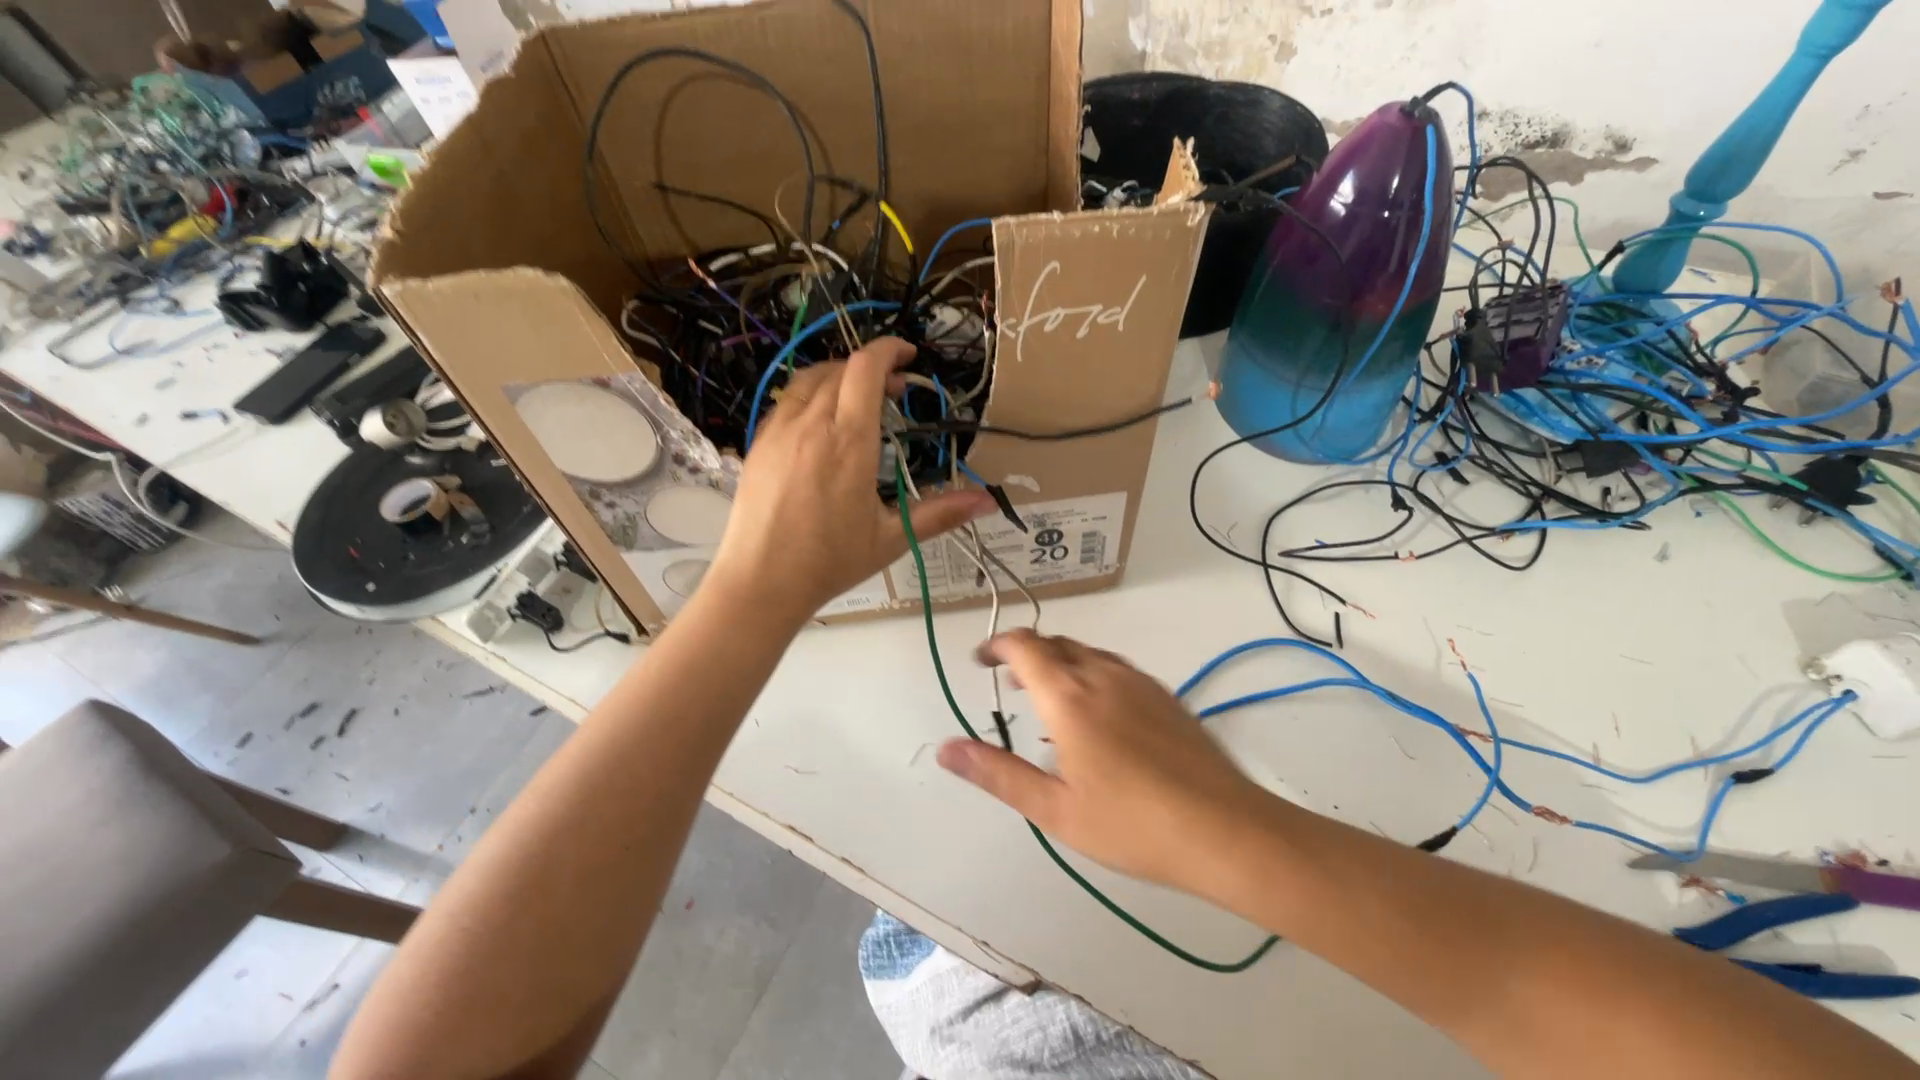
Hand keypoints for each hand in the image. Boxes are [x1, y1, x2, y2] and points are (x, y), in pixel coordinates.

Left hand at [709, 337, 995, 621]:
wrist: (760, 583)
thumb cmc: (829, 562)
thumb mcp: (891, 538)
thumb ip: (940, 513)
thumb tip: (988, 501)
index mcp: (849, 441)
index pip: (866, 368)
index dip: (889, 350)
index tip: (908, 355)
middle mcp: (811, 425)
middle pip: (840, 369)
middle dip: (871, 368)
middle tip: (894, 390)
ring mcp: (778, 432)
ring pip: (809, 380)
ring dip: (838, 377)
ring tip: (857, 399)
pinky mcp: (758, 444)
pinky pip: (785, 401)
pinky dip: (810, 396)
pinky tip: (820, 423)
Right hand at [935, 629, 1283, 895]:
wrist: (1225, 829)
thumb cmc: (1131, 824)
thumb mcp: (1055, 809)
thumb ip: (998, 774)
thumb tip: (946, 750)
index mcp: (1069, 697)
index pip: (1025, 647)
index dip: (997, 645)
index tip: (980, 660)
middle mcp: (1104, 676)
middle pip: (1057, 643)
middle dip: (1027, 654)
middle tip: (1011, 682)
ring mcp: (1141, 683)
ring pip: (1089, 654)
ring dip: (1060, 662)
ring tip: (1050, 699)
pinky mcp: (1168, 697)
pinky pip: (1117, 668)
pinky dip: (1091, 674)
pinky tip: (1099, 716)